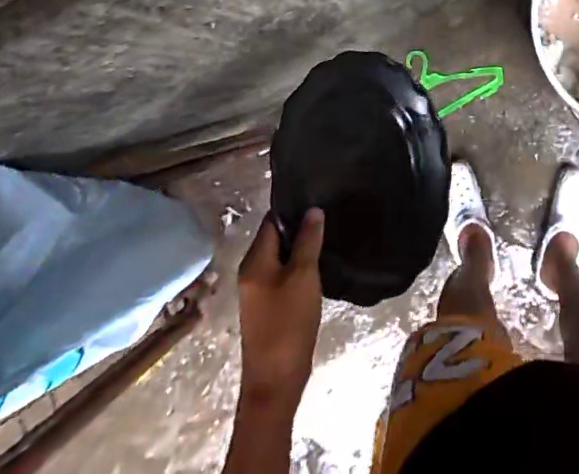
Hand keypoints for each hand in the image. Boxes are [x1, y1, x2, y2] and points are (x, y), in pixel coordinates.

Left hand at [236, 208, 324, 413]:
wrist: (275, 381)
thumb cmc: (288, 323)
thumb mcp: (303, 277)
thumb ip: (307, 241)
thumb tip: (313, 210)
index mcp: (254, 260)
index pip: (271, 221)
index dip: (292, 208)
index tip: (317, 197)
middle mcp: (250, 271)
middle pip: (274, 238)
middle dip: (298, 227)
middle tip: (328, 217)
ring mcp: (257, 290)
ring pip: (279, 257)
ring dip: (299, 248)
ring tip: (327, 237)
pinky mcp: (267, 306)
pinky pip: (281, 275)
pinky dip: (297, 267)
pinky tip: (318, 267)